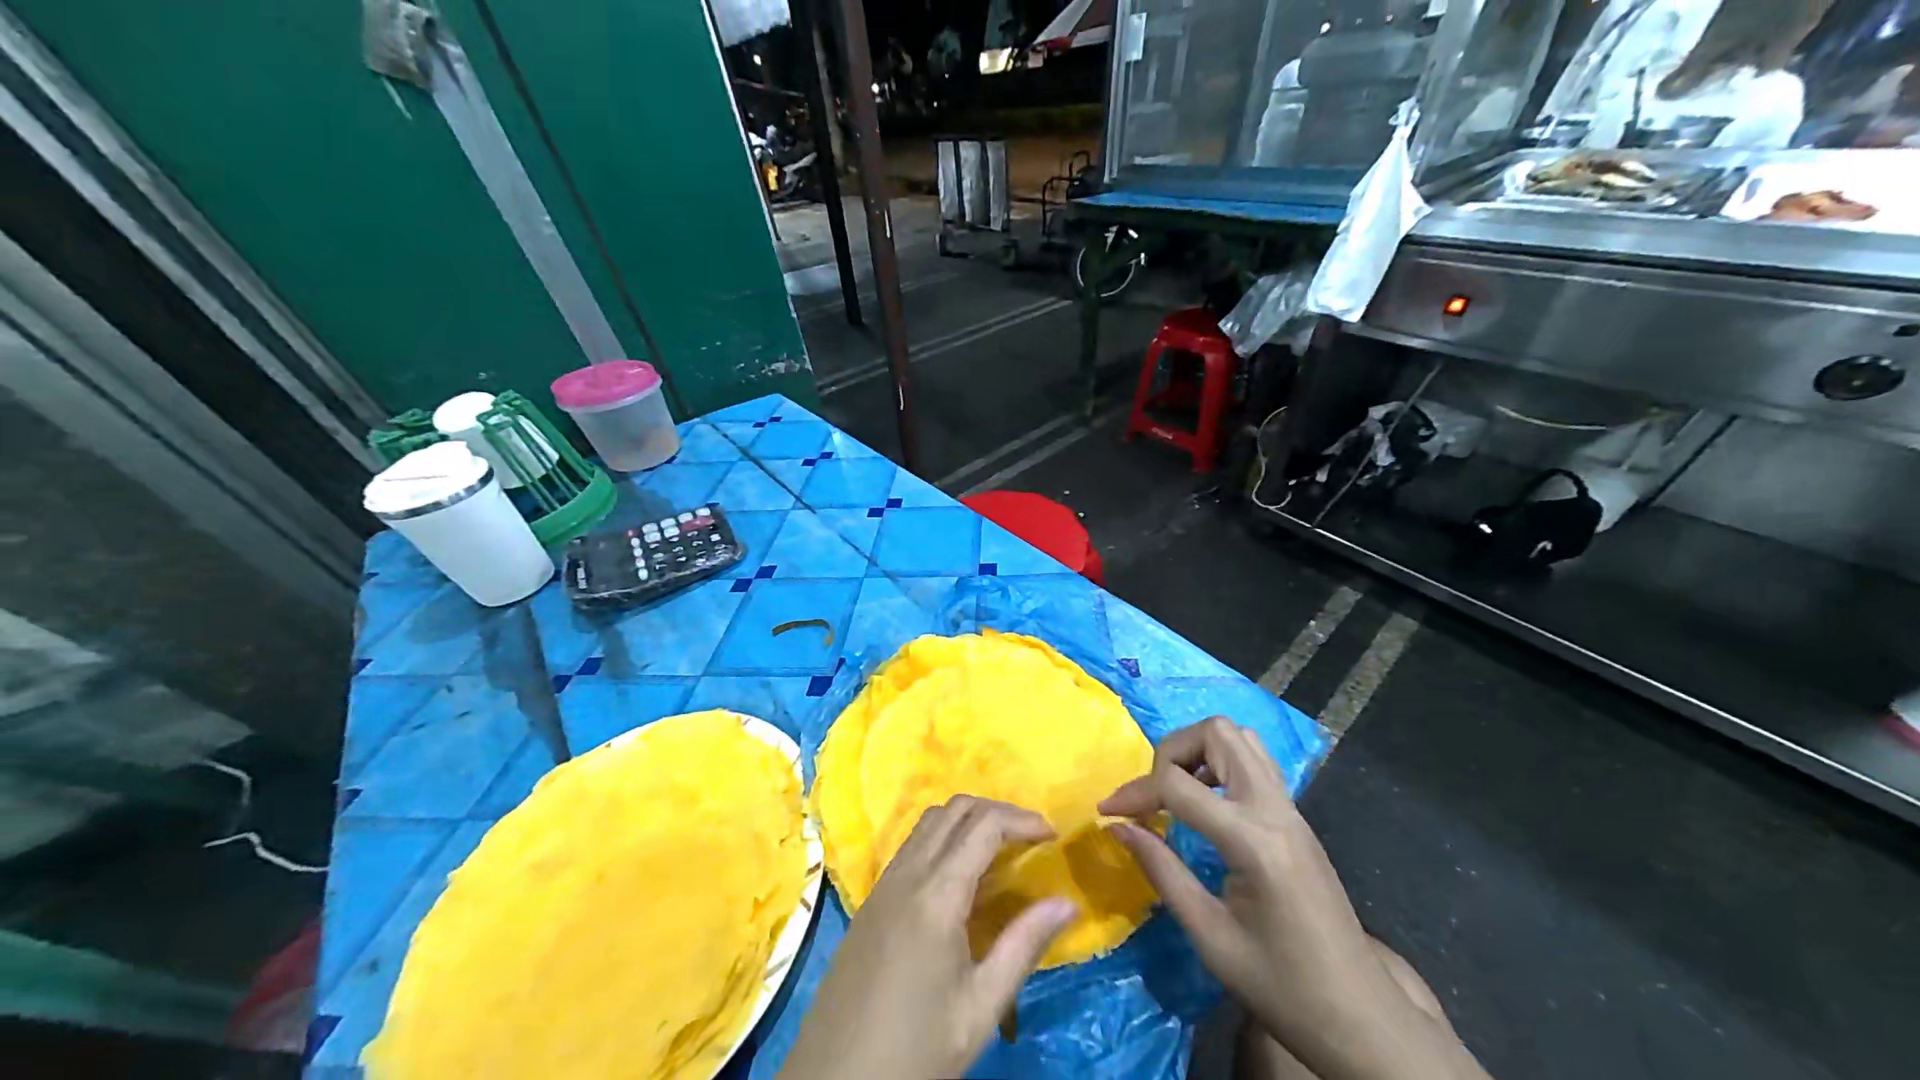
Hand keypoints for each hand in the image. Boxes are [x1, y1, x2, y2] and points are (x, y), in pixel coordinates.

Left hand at [778, 796, 1076, 1079]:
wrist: (836, 1079)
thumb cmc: (916, 1049)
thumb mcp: (981, 1005)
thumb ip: (1024, 945)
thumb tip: (1068, 903)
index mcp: (936, 894)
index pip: (983, 825)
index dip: (1022, 819)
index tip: (1053, 835)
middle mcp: (906, 874)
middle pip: (954, 809)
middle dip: (997, 811)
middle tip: (1031, 839)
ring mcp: (883, 883)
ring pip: (929, 822)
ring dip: (968, 820)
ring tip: (1001, 852)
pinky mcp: (872, 899)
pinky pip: (912, 846)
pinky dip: (943, 839)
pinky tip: (961, 878)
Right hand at [1101, 717, 1487, 1079]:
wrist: (1359, 1017)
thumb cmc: (1280, 986)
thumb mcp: (1209, 935)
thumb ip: (1161, 870)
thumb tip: (1119, 828)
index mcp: (1253, 840)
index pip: (1177, 784)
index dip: (1133, 792)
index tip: (1107, 813)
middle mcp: (1275, 809)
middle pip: (1217, 733)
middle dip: (1170, 750)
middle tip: (1151, 794)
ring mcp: (1291, 810)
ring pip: (1240, 738)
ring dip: (1198, 750)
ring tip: (1175, 791)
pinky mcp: (1296, 819)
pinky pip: (1256, 761)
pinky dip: (1220, 763)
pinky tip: (1205, 803)